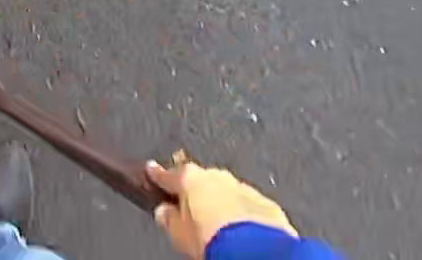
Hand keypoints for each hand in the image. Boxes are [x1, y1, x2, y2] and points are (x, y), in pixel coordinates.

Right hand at [145, 156, 296, 259]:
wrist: (261, 256)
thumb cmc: (215, 242)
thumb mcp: (179, 235)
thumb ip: (167, 218)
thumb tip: (164, 213)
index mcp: (187, 177)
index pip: (166, 174)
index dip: (157, 175)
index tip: (152, 171)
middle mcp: (214, 176)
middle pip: (199, 181)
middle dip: (197, 194)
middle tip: (196, 214)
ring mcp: (243, 189)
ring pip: (228, 193)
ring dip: (224, 204)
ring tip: (225, 228)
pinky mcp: (269, 206)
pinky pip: (252, 208)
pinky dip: (247, 217)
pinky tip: (248, 234)